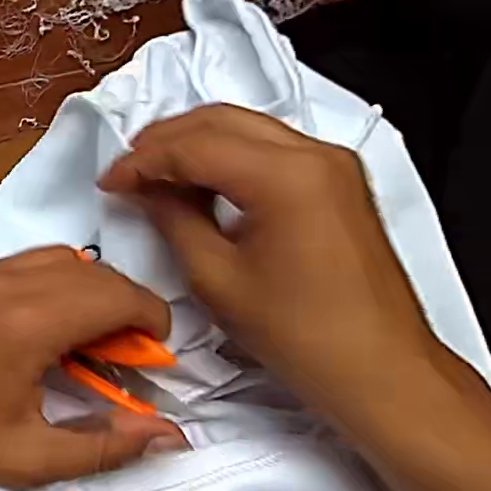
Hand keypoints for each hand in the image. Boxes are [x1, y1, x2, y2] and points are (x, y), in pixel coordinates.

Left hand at [0, 247, 185, 488]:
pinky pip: (39, 257)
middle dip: (130, 305)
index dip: (151, 317)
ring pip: (71, 258)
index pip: (115, 296)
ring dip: (99, 287)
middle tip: (129, 349)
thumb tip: (171, 435)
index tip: (156, 350)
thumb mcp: (34, 458)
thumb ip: (108, 447)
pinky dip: (66, 276)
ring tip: (95, 331)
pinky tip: (57, 314)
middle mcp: (13, 284)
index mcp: (29, 326)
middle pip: (99, 273)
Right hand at [98, 105, 449, 410]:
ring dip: (196, 143)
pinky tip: (202, 181)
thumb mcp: (217, 278)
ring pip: (246, 126)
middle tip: (128, 170)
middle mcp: (314, 152)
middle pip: (221, 119)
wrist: (381, 371)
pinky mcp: (338, 179)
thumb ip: (173, 218)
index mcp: (285, 175)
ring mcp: (332, 162)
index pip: (195, 145)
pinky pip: (270, 147)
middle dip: (166, 140)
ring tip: (156, 173)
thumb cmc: (299, 335)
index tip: (110, 181)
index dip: (143, 160)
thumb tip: (146, 189)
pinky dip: (228, 156)